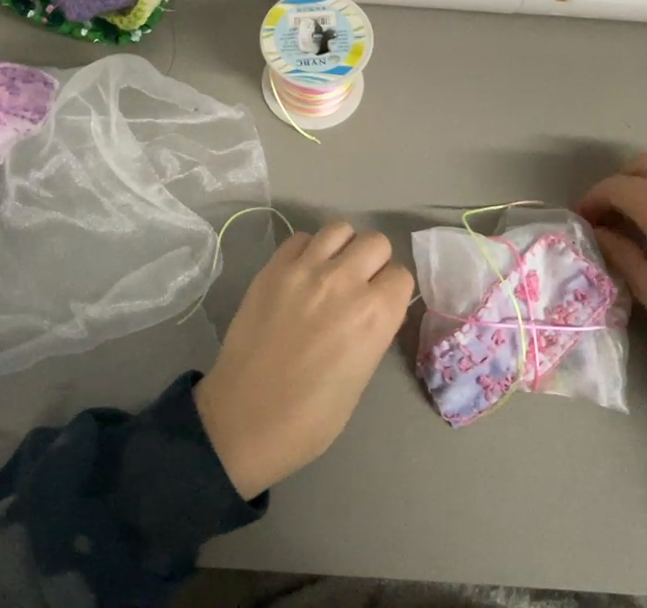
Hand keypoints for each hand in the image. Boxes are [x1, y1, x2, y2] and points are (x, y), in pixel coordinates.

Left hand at [193, 222, 414, 498]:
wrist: (245, 418)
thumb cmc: (311, 417)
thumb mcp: (361, 377)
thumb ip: (371, 331)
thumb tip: (370, 309)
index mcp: (374, 316)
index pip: (401, 275)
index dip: (392, 290)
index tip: (382, 303)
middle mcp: (344, 282)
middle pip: (375, 242)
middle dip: (373, 261)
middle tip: (358, 285)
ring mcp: (304, 270)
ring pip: (339, 229)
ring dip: (342, 248)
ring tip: (331, 271)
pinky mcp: (272, 269)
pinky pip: (300, 238)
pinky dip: (307, 250)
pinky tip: (302, 274)